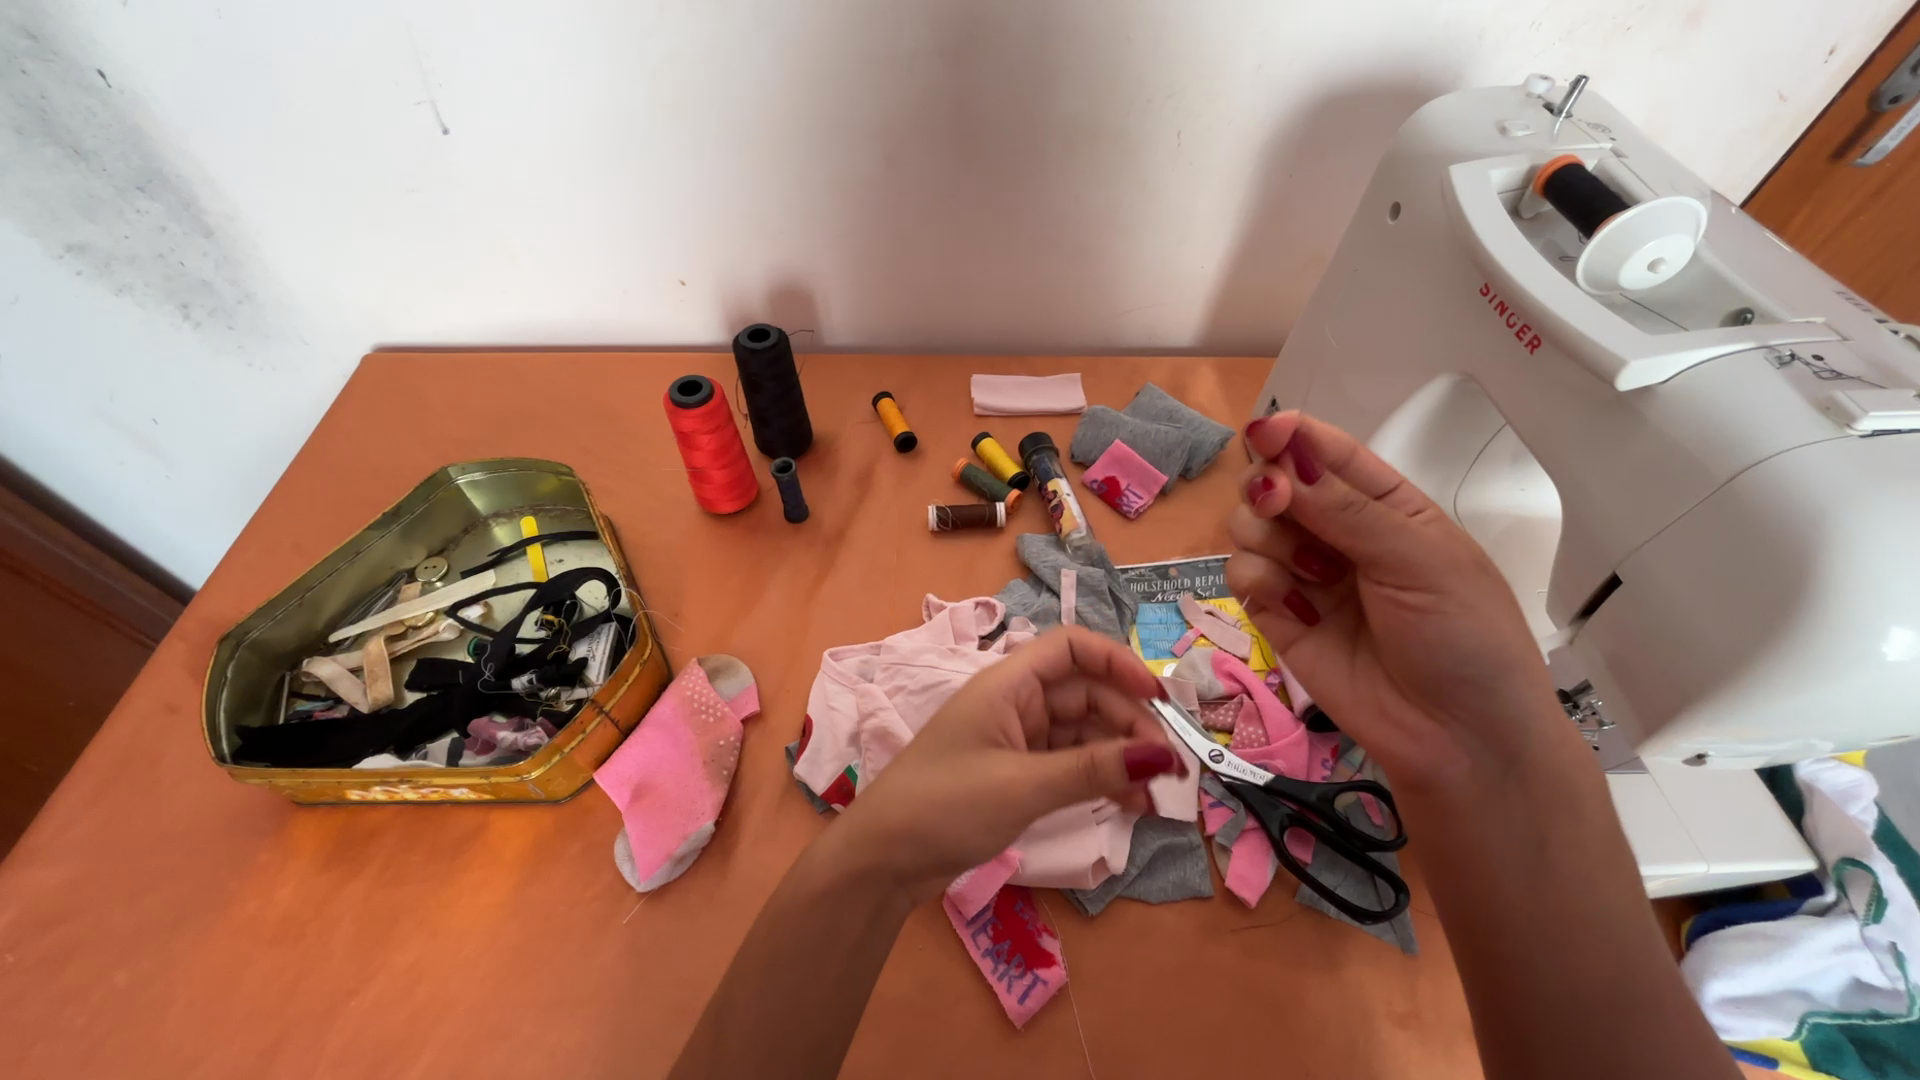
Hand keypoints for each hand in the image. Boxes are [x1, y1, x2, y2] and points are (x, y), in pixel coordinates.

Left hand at [830, 625, 1183, 902]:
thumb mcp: (1024, 786)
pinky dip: (1099, 779)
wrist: (884, 860)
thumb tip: (1164, 756)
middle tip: (1170, 769)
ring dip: (1121, 757)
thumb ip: (1094, 769)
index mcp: (1008, 684)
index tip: (1160, 699)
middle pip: (1086, 694)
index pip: (1072, 647)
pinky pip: (1070, 764)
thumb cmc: (946, 805)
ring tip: (1157, 797)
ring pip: (1083, 732)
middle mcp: (1015, 702)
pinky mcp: (1017, 773)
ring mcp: (1016, 739)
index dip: (1118, 663)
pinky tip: (1129, 805)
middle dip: (1130, 724)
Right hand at [1227, 412, 1573, 793]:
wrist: (1456, 739)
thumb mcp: (1420, 560)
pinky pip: (1241, 575)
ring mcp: (1303, 575)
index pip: (1328, 454)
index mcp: (1386, 506)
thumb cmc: (1464, 637)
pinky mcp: (1276, 616)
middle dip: (1268, 486)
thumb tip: (1284, 459)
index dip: (1294, 436)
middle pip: (1274, 484)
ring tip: (1303, 572)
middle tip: (1275, 501)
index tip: (1267, 432)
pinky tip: (1289, 604)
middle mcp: (1337, 534)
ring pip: (1249, 527)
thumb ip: (1347, 510)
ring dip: (1263, 535)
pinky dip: (1255, 580)